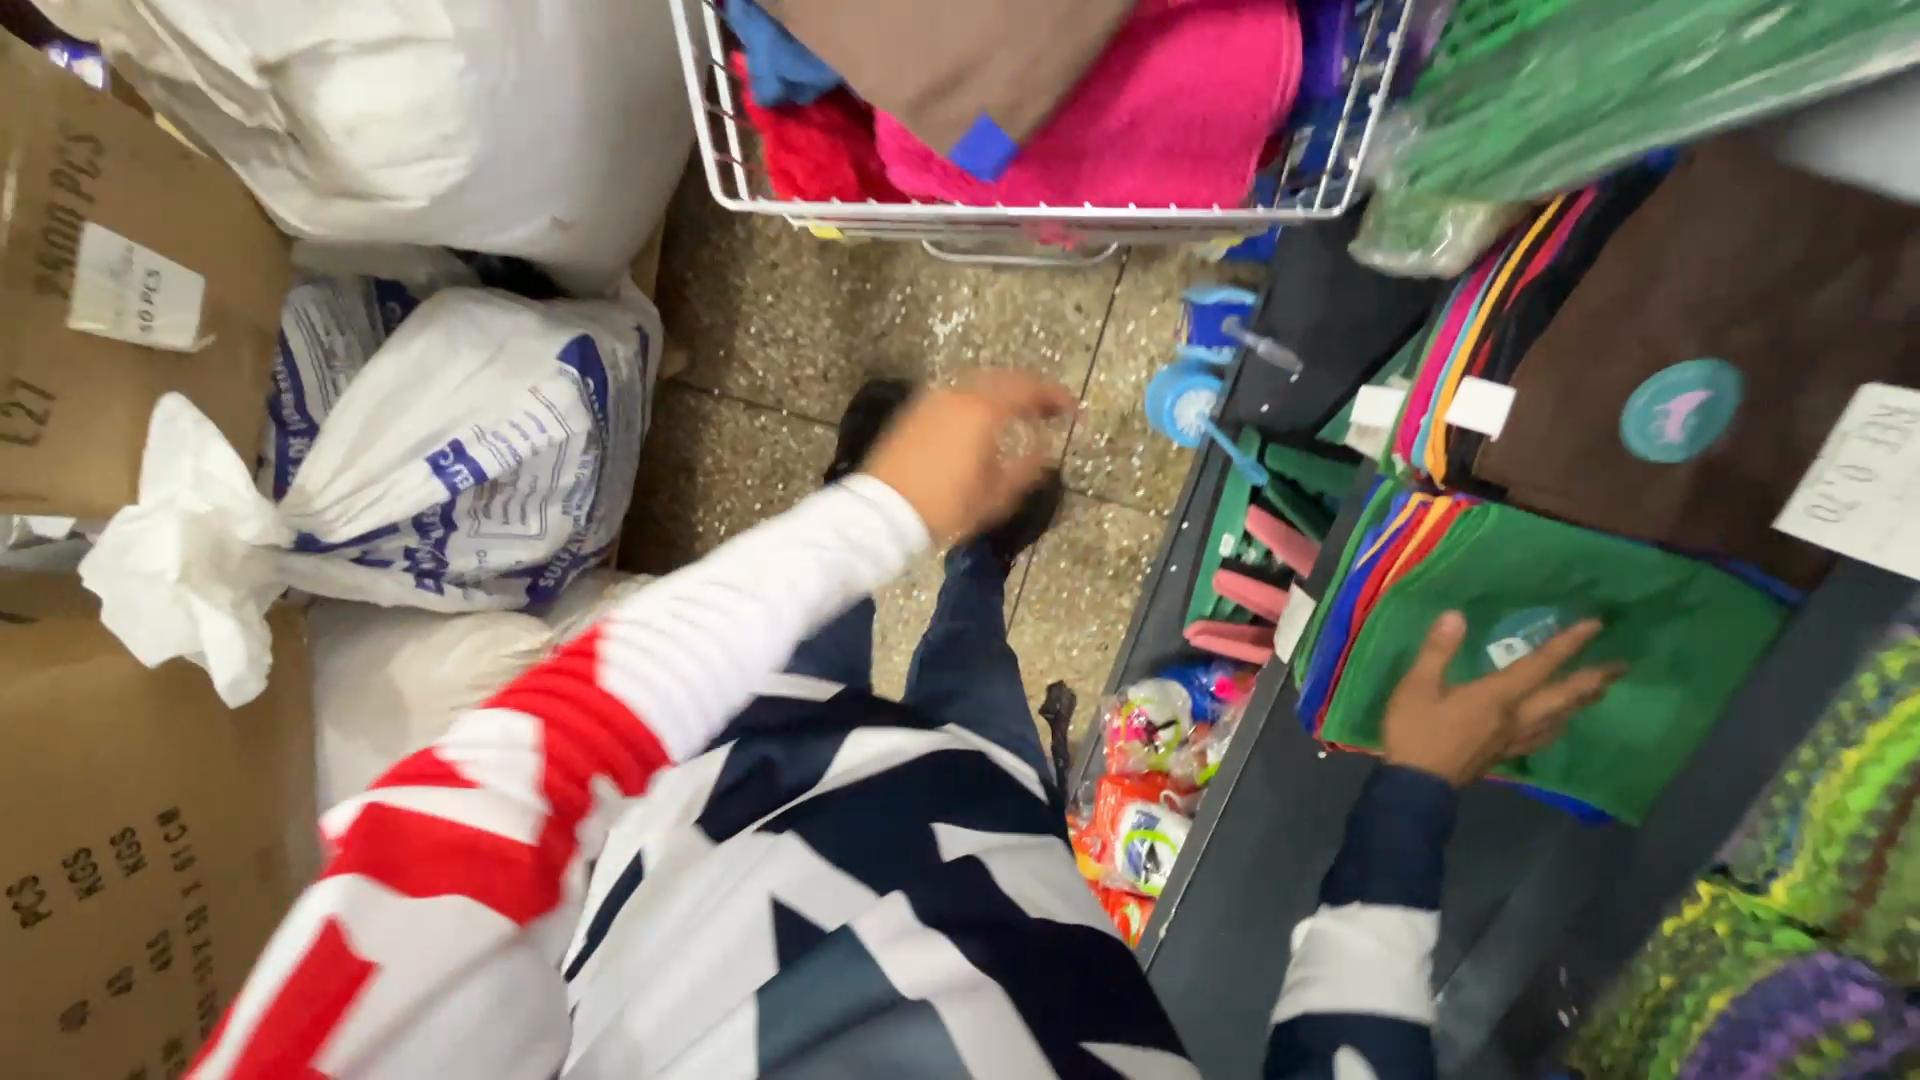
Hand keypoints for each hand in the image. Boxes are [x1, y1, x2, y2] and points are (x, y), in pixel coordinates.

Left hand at [859, 370, 1077, 543]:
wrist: (882, 512)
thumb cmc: (945, 506)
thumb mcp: (996, 496)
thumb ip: (1029, 468)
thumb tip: (1046, 451)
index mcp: (983, 410)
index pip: (1030, 389)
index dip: (1057, 397)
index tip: (1073, 411)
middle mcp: (959, 394)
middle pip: (1005, 379)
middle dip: (1032, 391)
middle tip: (1049, 411)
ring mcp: (933, 399)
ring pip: (979, 384)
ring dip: (1004, 394)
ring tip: (1019, 416)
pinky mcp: (915, 411)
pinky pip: (956, 394)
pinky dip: (978, 400)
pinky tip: (982, 423)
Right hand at [1381, 612, 1624, 787]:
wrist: (1416, 784)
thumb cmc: (1414, 731)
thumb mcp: (1416, 686)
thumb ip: (1437, 651)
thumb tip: (1456, 615)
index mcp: (1496, 697)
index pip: (1540, 665)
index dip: (1568, 644)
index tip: (1594, 625)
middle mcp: (1515, 717)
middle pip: (1564, 696)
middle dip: (1593, 678)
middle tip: (1622, 666)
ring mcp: (1513, 739)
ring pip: (1559, 718)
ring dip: (1583, 702)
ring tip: (1599, 691)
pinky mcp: (1505, 754)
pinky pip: (1544, 736)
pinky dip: (1559, 725)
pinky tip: (1558, 724)